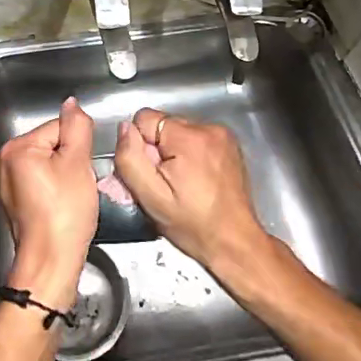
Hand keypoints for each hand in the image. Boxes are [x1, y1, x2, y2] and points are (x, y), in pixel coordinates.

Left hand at [0, 97, 98, 310]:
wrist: (51, 262)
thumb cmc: (63, 217)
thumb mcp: (78, 163)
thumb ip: (77, 127)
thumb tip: (72, 105)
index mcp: (16, 148)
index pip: (58, 127)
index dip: (77, 147)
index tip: (80, 170)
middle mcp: (5, 162)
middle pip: (51, 144)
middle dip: (69, 160)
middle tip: (76, 185)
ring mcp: (7, 182)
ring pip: (48, 163)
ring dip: (64, 175)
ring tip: (69, 197)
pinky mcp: (14, 200)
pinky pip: (40, 181)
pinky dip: (54, 189)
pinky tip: (61, 205)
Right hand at [113, 108, 275, 280]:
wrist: (235, 242)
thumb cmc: (194, 225)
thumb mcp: (151, 198)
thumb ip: (130, 159)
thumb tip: (125, 128)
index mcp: (188, 138)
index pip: (145, 118)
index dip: (141, 147)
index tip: (154, 174)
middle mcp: (208, 128)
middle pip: (163, 124)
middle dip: (158, 149)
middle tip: (167, 182)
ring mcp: (222, 134)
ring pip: (178, 131)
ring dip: (174, 152)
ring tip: (183, 183)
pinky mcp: (229, 143)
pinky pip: (196, 137)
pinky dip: (191, 153)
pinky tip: (197, 179)